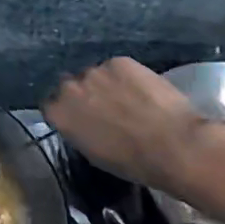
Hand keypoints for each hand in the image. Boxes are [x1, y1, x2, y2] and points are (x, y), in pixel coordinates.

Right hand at [44, 57, 211, 190]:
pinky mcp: (119, 61)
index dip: (67, 110)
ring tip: (129, 99)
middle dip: (84, 93)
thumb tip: (82, 121)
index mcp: (60, 114)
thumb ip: (78, 130)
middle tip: (105, 107)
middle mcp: (69, 87)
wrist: (173, 145)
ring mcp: (94, 70)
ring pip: (96, 75)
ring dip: (106, 84)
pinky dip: (127, 77)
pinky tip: (144, 91)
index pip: (51, 104)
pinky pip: (118, 68)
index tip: (80, 117)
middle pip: (71, 85)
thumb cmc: (133, 162)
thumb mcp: (94, 154)